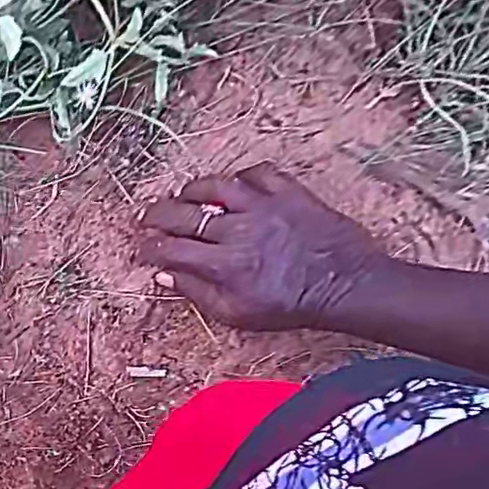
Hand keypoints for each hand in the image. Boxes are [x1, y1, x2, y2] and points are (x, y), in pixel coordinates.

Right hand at [135, 163, 396, 329]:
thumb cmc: (288, 306)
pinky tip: (233, 189)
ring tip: (182, 196)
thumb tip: (164, 275)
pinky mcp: (289, 193)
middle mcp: (238, 230)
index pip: (170, 248)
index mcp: (222, 265)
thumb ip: (196, 293)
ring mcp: (264, 206)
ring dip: (191, 190)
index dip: (149, 247)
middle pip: (182, 214)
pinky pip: (257, 173)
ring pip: (214, 185)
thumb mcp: (234, 314)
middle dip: (156, 215)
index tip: (142, 247)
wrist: (345, 286)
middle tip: (146, 217)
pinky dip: (239, 178)